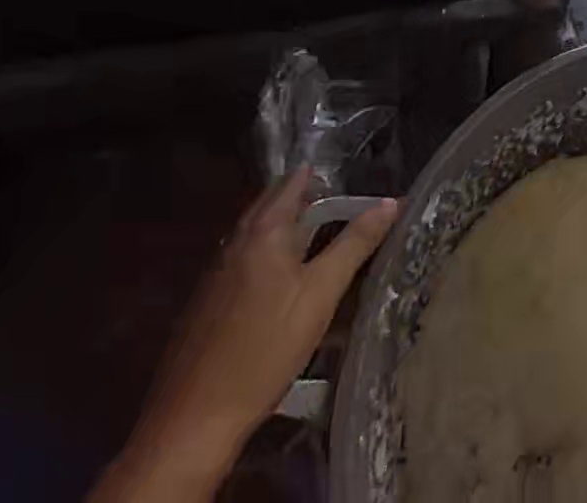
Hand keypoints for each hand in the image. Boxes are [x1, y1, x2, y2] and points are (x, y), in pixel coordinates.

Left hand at [90, 167, 398, 501]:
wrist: (195, 418)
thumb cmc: (267, 346)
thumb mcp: (323, 292)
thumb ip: (355, 243)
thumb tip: (391, 201)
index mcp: (262, 236)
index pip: (287, 188)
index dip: (310, 175)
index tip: (334, 168)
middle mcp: (233, 248)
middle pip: (264, 209)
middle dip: (293, 196)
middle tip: (327, 192)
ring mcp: (215, 279)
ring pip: (251, 236)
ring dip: (279, 224)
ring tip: (312, 227)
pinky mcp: (207, 307)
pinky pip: (242, 261)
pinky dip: (266, 251)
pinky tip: (282, 273)